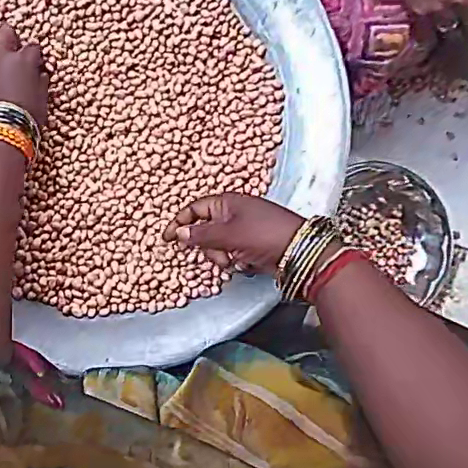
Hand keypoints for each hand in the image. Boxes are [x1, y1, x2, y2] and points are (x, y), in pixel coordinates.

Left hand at [0, 22, 47, 130]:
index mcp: (25, 60)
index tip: (35, 62)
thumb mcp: (41, 101)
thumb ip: (40, 83)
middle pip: (6, 32)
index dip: (34, 54)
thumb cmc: (25, 119)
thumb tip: (41, 75)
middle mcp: (3, 56)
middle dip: (11, 37)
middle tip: (12, 46)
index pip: (33, 47)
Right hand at [163, 193, 303, 274]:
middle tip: (221, 255)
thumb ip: (200, 235)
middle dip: (209, 247)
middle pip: (205, 231)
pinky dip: (237, 262)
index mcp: (228, 202)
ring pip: (218, 246)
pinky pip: (233, 254)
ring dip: (223, 257)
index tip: (166, 238)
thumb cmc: (265, 236)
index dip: (180, 223)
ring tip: (238, 261)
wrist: (301, 254)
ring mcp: (244, 230)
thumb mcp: (228, 235)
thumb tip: (178, 233)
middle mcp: (234, 213)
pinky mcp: (253, 246)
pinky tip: (248, 265)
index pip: (195, 209)